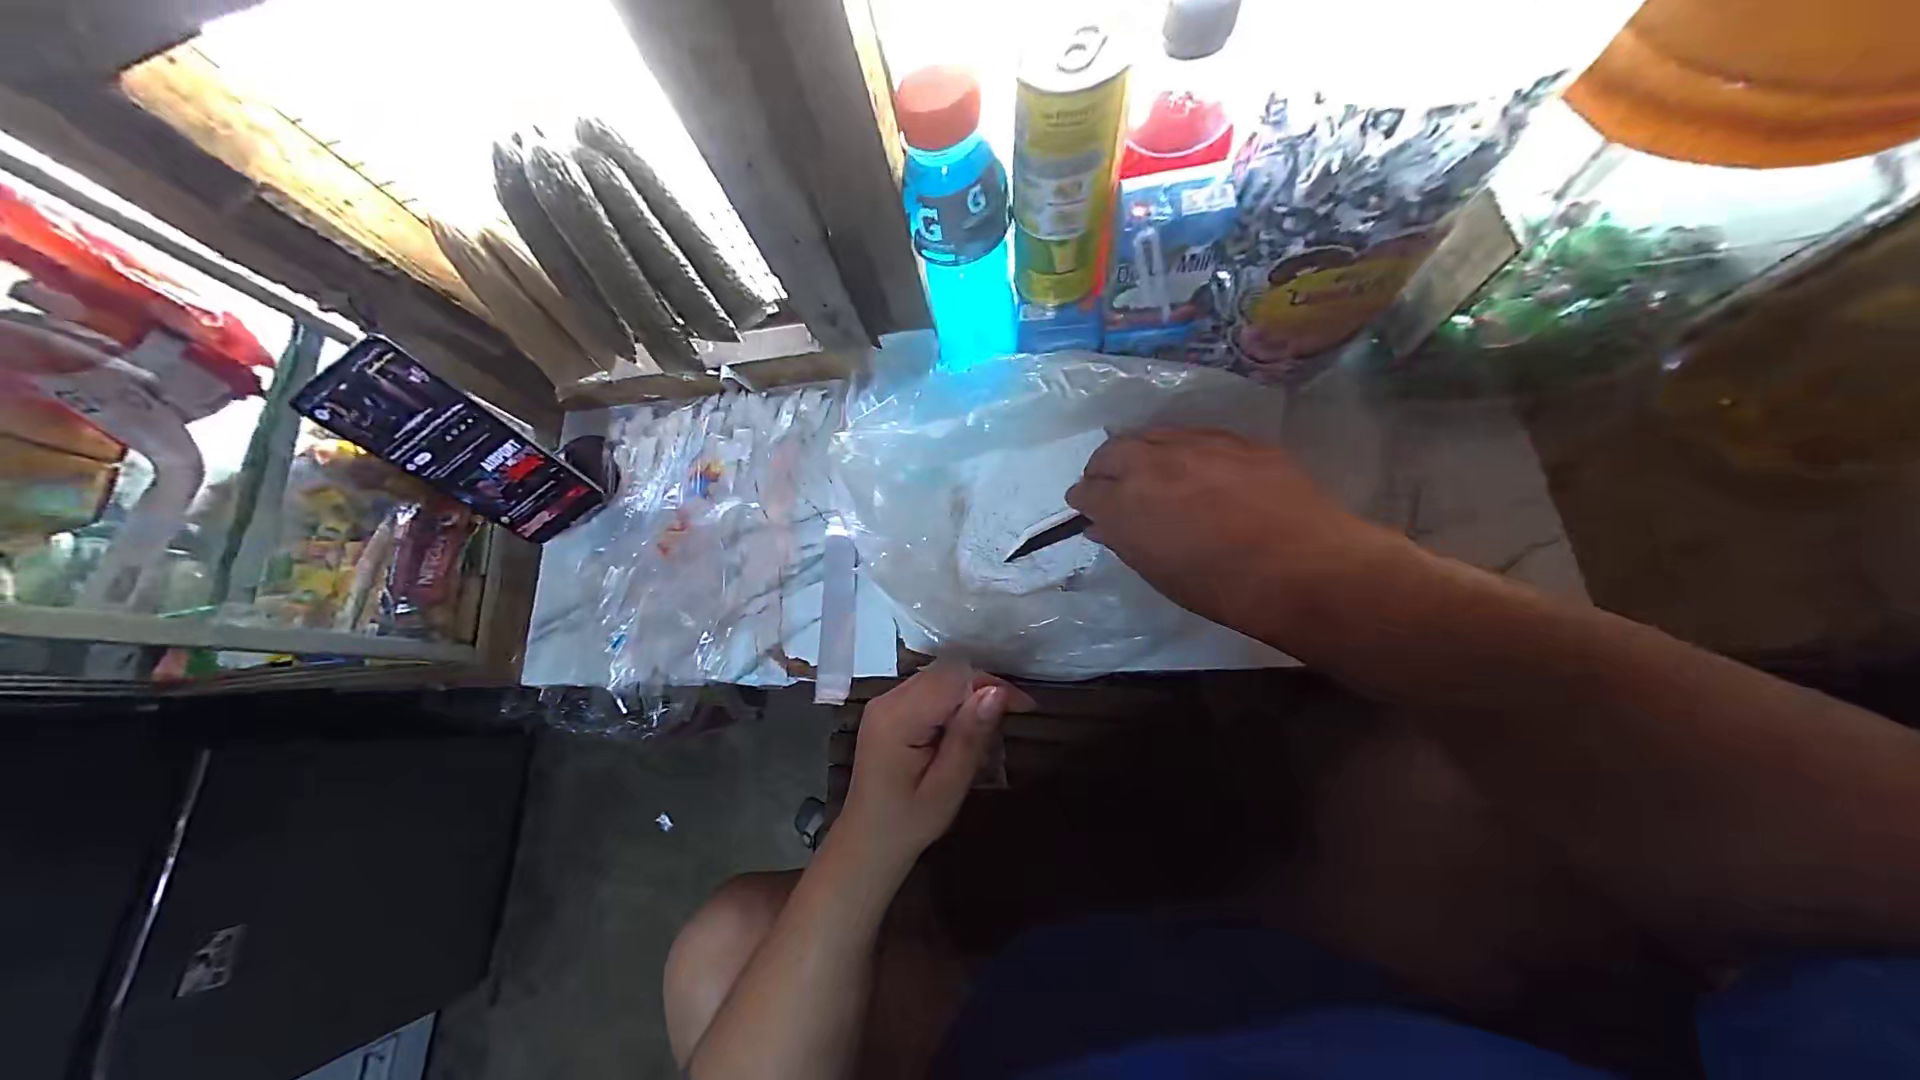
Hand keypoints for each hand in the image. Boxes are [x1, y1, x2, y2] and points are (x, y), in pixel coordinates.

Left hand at [834, 661, 1035, 872]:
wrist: (867, 843)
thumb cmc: (908, 822)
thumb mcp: (947, 786)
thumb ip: (970, 736)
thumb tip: (996, 692)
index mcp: (897, 717)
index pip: (953, 679)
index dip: (991, 686)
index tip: (1024, 707)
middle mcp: (887, 699)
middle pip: (945, 674)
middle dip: (982, 691)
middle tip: (1007, 723)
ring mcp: (885, 702)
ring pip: (939, 679)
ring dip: (969, 698)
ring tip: (988, 732)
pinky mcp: (889, 709)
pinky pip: (929, 691)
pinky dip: (953, 704)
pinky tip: (963, 732)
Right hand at [1066, 428, 1408, 641]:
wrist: (1300, 566)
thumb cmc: (1219, 585)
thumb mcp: (1159, 571)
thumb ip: (1125, 540)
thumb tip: (1104, 526)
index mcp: (1125, 501)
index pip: (1087, 491)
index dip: (1084, 501)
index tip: (1087, 509)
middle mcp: (1153, 462)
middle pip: (1112, 450)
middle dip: (1103, 467)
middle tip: (1110, 484)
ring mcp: (1197, 444)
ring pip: (1153, 434)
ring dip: (1141, 451)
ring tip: (1150, 469)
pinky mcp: (1237, 440)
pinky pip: (1196, 435)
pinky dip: (1182, 448)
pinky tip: (1195, 466)